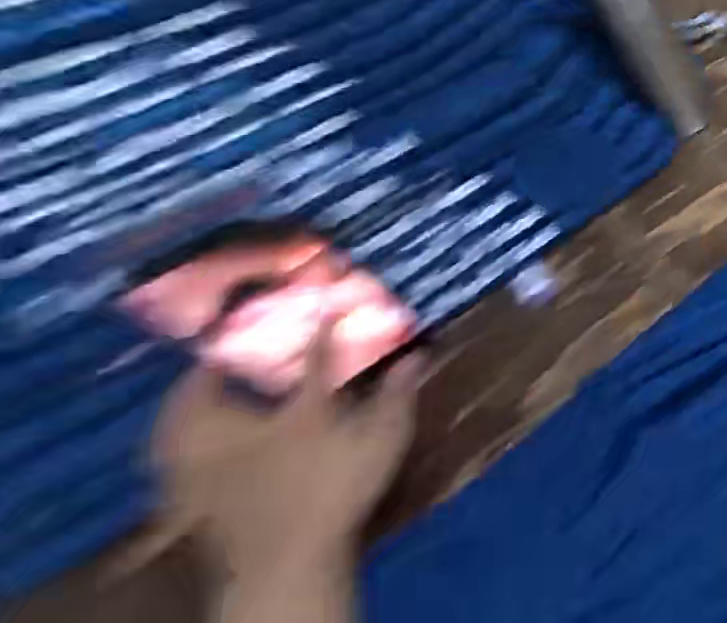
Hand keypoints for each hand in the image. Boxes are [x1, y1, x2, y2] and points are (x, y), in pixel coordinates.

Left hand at [148, 318, 422, 580]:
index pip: (312, 362)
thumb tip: (417, 354)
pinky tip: (181, 438)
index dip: (321, 332)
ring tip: (196, 384)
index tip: (323, 305)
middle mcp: (241, 432)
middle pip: (210, 393)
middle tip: (222, 346)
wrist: (285, 560)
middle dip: (213, 366)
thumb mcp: (383, 439)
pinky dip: (172, 439)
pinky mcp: (185, 496)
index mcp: (296, 415)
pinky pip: (169, 456)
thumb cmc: (338, 490)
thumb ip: (397, 396)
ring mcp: (204, 467)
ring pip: (177, 426)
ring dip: (185, 400)